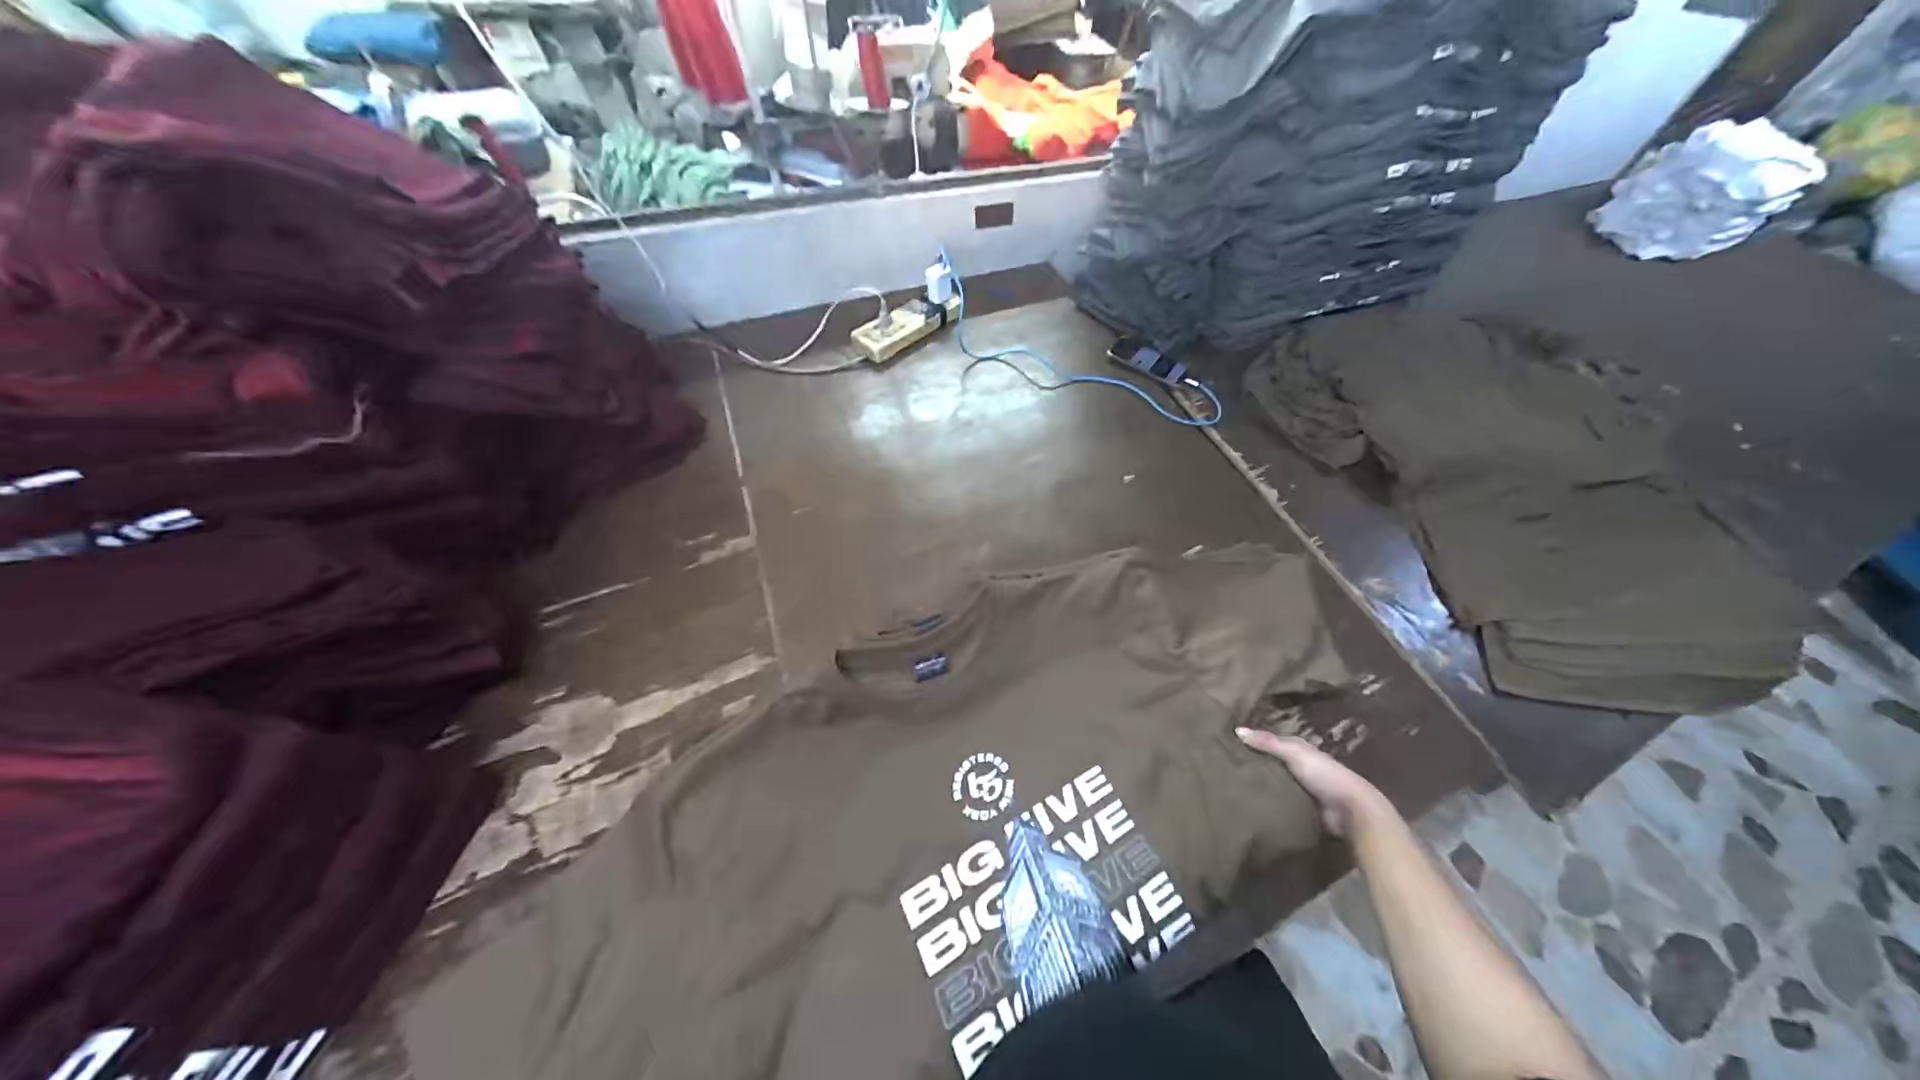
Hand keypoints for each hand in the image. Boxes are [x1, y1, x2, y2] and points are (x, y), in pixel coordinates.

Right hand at [1235, 727, 1396, 838]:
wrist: (1351, 811)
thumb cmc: (1324, 775)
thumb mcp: (1294, 753)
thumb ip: (1268, 742)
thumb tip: (1237, 730)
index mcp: (1299, 749)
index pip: (1269, 742)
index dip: (1251, 741)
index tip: (1226, 743)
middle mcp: (1298, 765)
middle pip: (1269, 762)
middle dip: (1251, 763)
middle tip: (1223, 766)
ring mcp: (1299, 787)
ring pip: (1272, 781)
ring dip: (1257, 782)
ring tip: (1229, 783)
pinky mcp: (1299, 806)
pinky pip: (1277, 799)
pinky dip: (1265, 798)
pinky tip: (1247, 799)